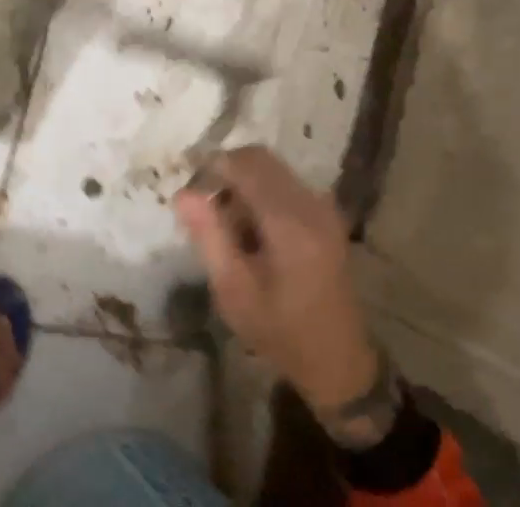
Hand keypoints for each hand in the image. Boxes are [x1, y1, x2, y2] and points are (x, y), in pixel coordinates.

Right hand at [174, 145, 380, 414]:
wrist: (336, 359)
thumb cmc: (279, 329)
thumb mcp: (234, 290)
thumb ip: (209, 236)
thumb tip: (182, 193)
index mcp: (290, 223)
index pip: (245, 164)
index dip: (210, 168)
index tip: (188, 194)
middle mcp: (312, 204)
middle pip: (259, 159)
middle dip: (225, 174)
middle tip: (203, 209)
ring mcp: (323, 208)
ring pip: (271, 169)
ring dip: (242, 184)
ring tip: (226, 225)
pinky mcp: (326, 216)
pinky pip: (284, 184)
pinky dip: (259, 194)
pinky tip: (250, 231)